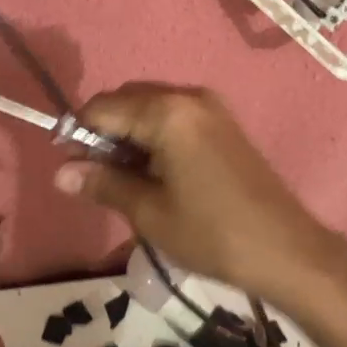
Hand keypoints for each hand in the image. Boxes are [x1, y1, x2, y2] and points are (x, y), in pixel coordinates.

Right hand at [53, 83, 346, 303]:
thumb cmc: (212, 233)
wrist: (287, 250)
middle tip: (97, 179)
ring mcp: (210, 107)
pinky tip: (155, 175)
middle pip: (127, 100)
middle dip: (105, 132)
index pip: (103, 107)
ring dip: (129, 135)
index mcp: (166, 112)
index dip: (79, 133)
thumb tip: (60, 172)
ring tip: (126, 183)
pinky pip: (174, 117)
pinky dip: (154, 137)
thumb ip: (103, 183)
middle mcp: (187, 96)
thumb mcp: (149, 213)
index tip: (69, 166)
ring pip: (150, 108)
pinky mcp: (223, 123)